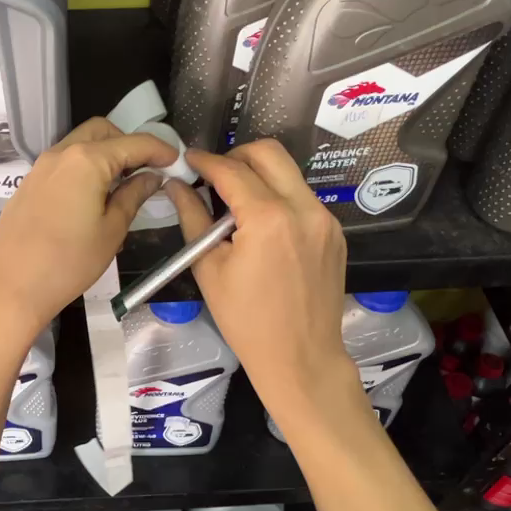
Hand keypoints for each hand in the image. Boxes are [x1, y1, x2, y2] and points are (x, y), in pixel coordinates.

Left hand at [0, 118, 177, 344]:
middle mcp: (61, 154)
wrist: (14, 287)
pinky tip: (91, 197)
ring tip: (121, 185)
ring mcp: (40, 168)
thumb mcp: (112, 231)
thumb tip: (151, 177)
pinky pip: (61, 164)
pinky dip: (82, 168)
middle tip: (147, 170)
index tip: (176, 161)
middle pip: (101, 131)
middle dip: (128, 143)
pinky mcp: (27, 184)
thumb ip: (133, 196)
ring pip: (78, 144)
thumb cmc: (69, 263)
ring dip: (104, 155)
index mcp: (87, 161)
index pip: (133, 143)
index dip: (159, 150)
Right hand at [166, 140, 359, 417]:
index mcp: (268, 218)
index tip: (188, 160)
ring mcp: (324, 219)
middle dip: (237, 155)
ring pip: (289, 173)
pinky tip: (261, 227)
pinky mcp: (334, 233)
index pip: (232, 170)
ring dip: (259, 175)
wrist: (301, 357)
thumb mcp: (209, 269)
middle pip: (269, 153)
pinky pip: (303, 198)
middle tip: (214, 176)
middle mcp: (303, 208)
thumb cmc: (246, 321)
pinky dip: (279, 198)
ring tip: (235, 203)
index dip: (205, 161)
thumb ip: (193, 218)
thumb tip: (176, 186)